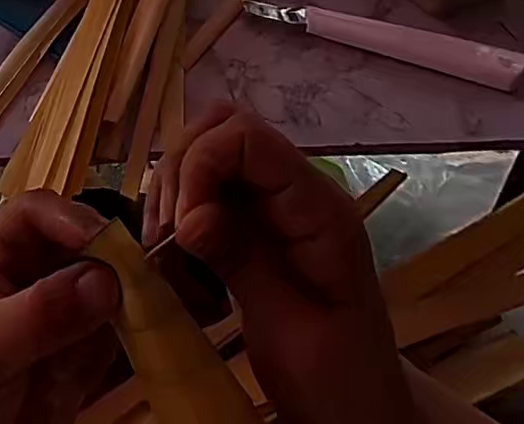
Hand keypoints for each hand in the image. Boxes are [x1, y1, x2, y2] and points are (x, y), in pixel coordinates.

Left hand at [0, 191, 119, 423]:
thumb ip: (38, 313)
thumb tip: (102, 278)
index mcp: (4, 247)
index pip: (36, 211)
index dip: (67, 218)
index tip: (97, 239)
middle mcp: (44, 262)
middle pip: (87, 234)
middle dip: (110, 251)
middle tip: (132, 273)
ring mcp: (74, 297)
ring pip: (114, 271)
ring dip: (131, 285)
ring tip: (142, 302)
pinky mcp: (96, 333)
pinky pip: (127, 313)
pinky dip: (138, 319)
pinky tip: (141, 329)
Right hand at [146, 103, 415, 423]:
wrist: (364, 406)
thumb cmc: (337, 379)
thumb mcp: (288, 334)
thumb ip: (242, 264)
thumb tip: (187, 217)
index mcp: (319, 208)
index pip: (252, 139)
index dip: (202, 164)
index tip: (178, 228)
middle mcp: (299, 187)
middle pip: (229, 128)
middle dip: (184, 167)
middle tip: (161, 232)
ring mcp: (278, 199)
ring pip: (214, 148)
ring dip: (176, 184)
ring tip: (159, 242)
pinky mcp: (259, 216)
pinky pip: (212, 185)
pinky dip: (182, 204)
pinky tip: (170, 247)